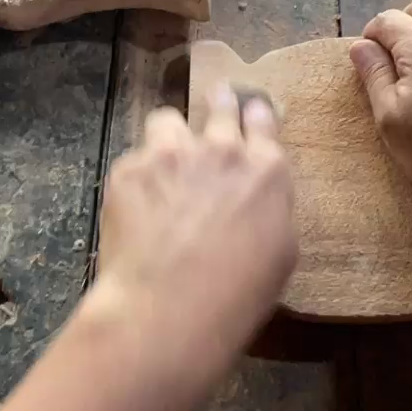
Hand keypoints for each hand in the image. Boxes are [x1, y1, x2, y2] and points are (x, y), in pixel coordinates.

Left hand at [85, 86, 297, 379]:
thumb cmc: (238, 294)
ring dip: (171, 135)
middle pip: (221, 106)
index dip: (255, 115)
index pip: (263, 121)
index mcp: (266, 171)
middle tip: (217, 102)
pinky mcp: (129, 170)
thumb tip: (258, 204)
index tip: (250, 111)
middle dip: (221, 102)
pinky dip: (138, 179)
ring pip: (169, 120)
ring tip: (166, 158)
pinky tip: (136, 209)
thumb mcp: (282, 255)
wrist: (168, 308)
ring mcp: (171, 154)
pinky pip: (135, 160)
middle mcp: (221, 150)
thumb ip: (272, 212)